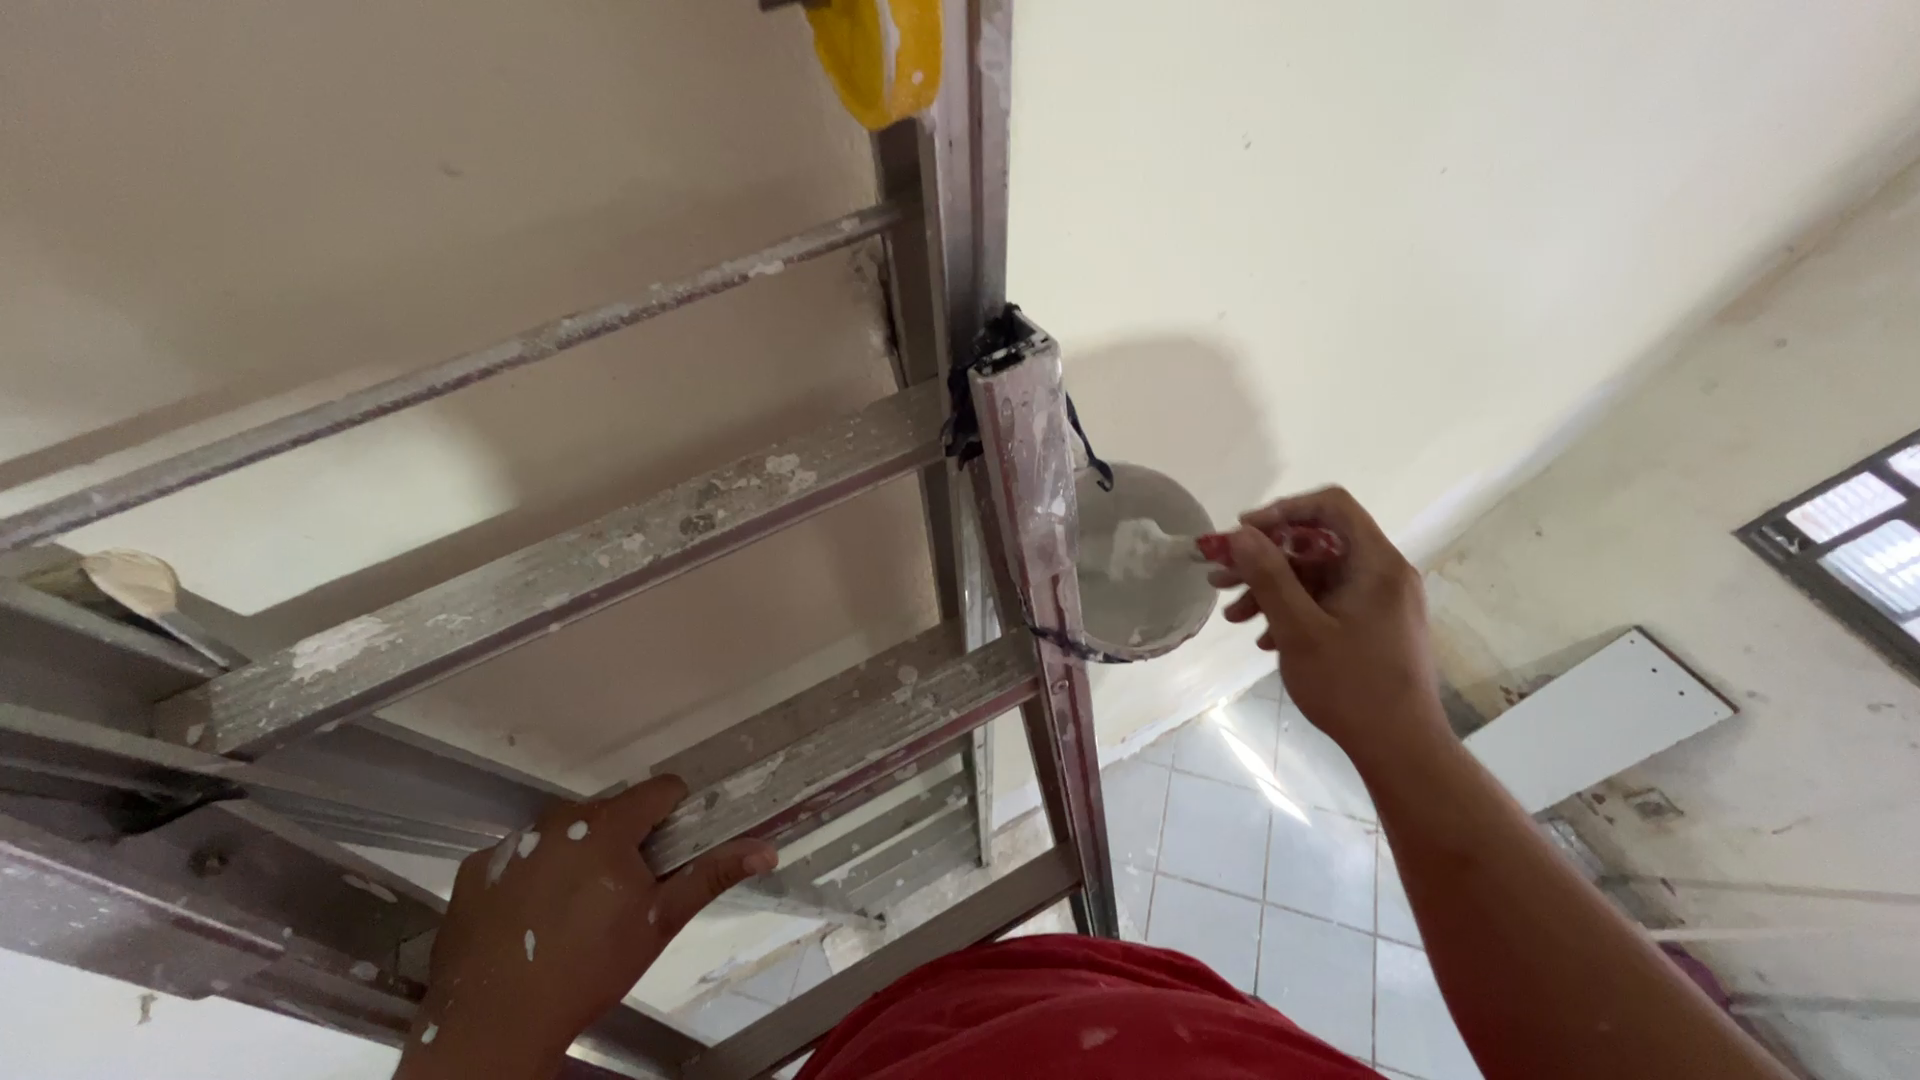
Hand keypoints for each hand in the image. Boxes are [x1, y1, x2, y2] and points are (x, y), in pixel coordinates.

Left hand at [397, 776, 777, 1078]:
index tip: (670, 852)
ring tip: (574, 909)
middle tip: (622, 892)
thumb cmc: (590, 969)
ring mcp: (511, 843)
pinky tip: (530, 917)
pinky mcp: (475, 868)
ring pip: (563, 831)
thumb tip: (767, 849)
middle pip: (610, 811)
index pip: (660, 790)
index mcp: (608, 826)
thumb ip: (711, 876)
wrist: (493, 1026)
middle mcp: (558, 820)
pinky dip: (531, 875)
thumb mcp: (660, 922)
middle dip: (625, 839)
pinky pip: (519, 856)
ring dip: (578, 854)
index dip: (676, 814)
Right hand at [1207, 486, 1448, 760]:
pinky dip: (1292, 612)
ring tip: (1232, 615)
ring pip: (1317, 577)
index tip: (1243, 534)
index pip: (1331, 507)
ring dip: (1271, 589)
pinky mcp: (1373, 627)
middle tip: (1221, 577)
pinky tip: (1262, 639)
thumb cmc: (1350, 686)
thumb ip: (1269, 576)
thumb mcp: (1299, 629)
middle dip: (1264, 559)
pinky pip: (1327, 603)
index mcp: (1376, 564)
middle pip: (1317, 544)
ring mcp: (1380, 602)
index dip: (1282, 511)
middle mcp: (1383, 574)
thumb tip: (1240, 534)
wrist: (1401, 749)